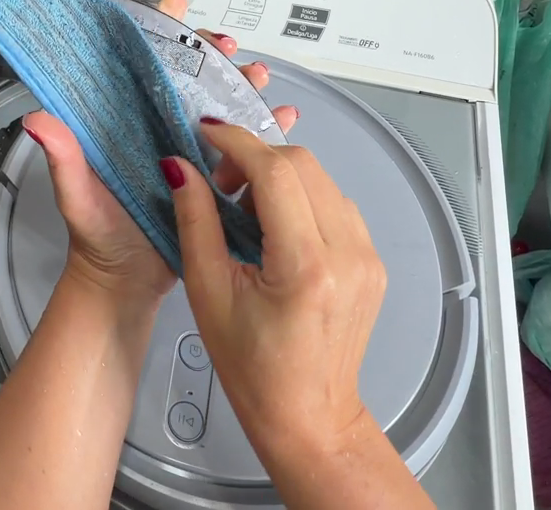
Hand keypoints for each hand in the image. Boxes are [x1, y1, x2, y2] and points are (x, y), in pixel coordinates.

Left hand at [25, 0, 296, 304]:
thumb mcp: (76, 196)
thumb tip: (38, 120)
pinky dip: (266, 131)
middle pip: (188, 78)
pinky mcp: (212, 179)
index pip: (139, 65)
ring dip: (242, 85)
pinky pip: (243, 149)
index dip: (157, 29)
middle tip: (226, 46)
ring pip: (221, 107)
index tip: (173, 4)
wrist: (125, 285)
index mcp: (123, 122)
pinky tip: (284, 118)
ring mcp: (187, 152)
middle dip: (211, 54)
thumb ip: (63, 157)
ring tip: (257, 75)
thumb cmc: (96, 236)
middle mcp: (156, 128)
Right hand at [163, 121, 388, 467]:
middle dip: (255, 157)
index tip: (206, 132)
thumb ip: (194, 218)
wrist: (309, 417)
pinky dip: (300, 195)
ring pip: (320, 178)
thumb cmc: (252, 365)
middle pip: (302, 164)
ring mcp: (367, 257)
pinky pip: (334, 202)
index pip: (276, 172)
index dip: (236, 142)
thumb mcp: (207, 289)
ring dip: (278, 175)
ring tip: (244, 208)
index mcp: (306, 267)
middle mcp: (348, 255)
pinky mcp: (371, 261)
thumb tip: (179, 166)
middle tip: (221, 183)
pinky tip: (273, 223)